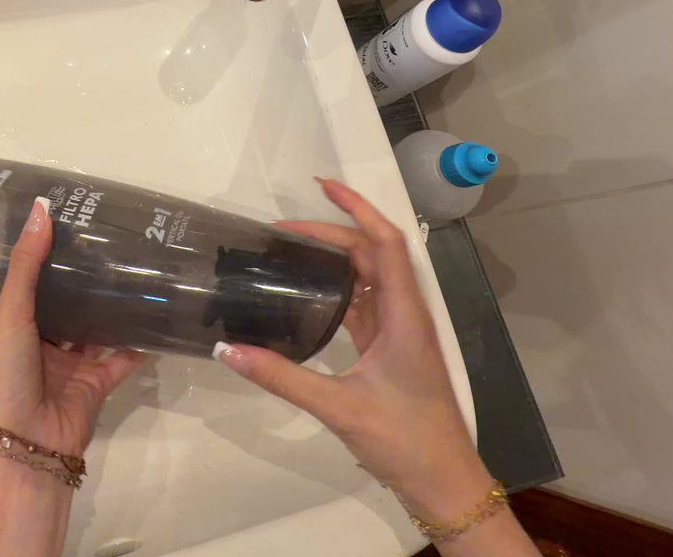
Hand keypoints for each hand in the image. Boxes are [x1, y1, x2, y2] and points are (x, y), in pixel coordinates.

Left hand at [0, 197, 143, 456]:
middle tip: (114, 240)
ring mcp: (71, 364)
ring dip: (114, 305)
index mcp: (15, 325)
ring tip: (138, 269)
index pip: (34, 282)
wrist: (25, 448)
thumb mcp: (10, 315)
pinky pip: (122, 358)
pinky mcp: (97, 384)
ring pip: (97, 327)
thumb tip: (41, 208)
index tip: (73, 221)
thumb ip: (27, 265)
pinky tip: (157, 316)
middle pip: (69, 303)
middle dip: (87, 277)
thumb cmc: (5, 375)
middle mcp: (43, 342)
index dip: (49, 254)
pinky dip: (139, 342)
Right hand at [214, 179, 494, 521]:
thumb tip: (226, 349)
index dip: (357, 208)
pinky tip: (307, 287)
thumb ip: (281, 377)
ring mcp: (399, 329)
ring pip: (368, 274)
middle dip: (331, 229)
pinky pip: (363, 300)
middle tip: (282, 228)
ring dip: (335, 254)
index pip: (385, 243)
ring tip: (290, 246)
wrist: (446, 485)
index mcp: (405, 315)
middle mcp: (405, 313)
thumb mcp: (338, 408)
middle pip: (371, 252)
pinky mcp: (389, 346)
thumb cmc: (405, 440)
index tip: (322, 186)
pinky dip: (337, 284)